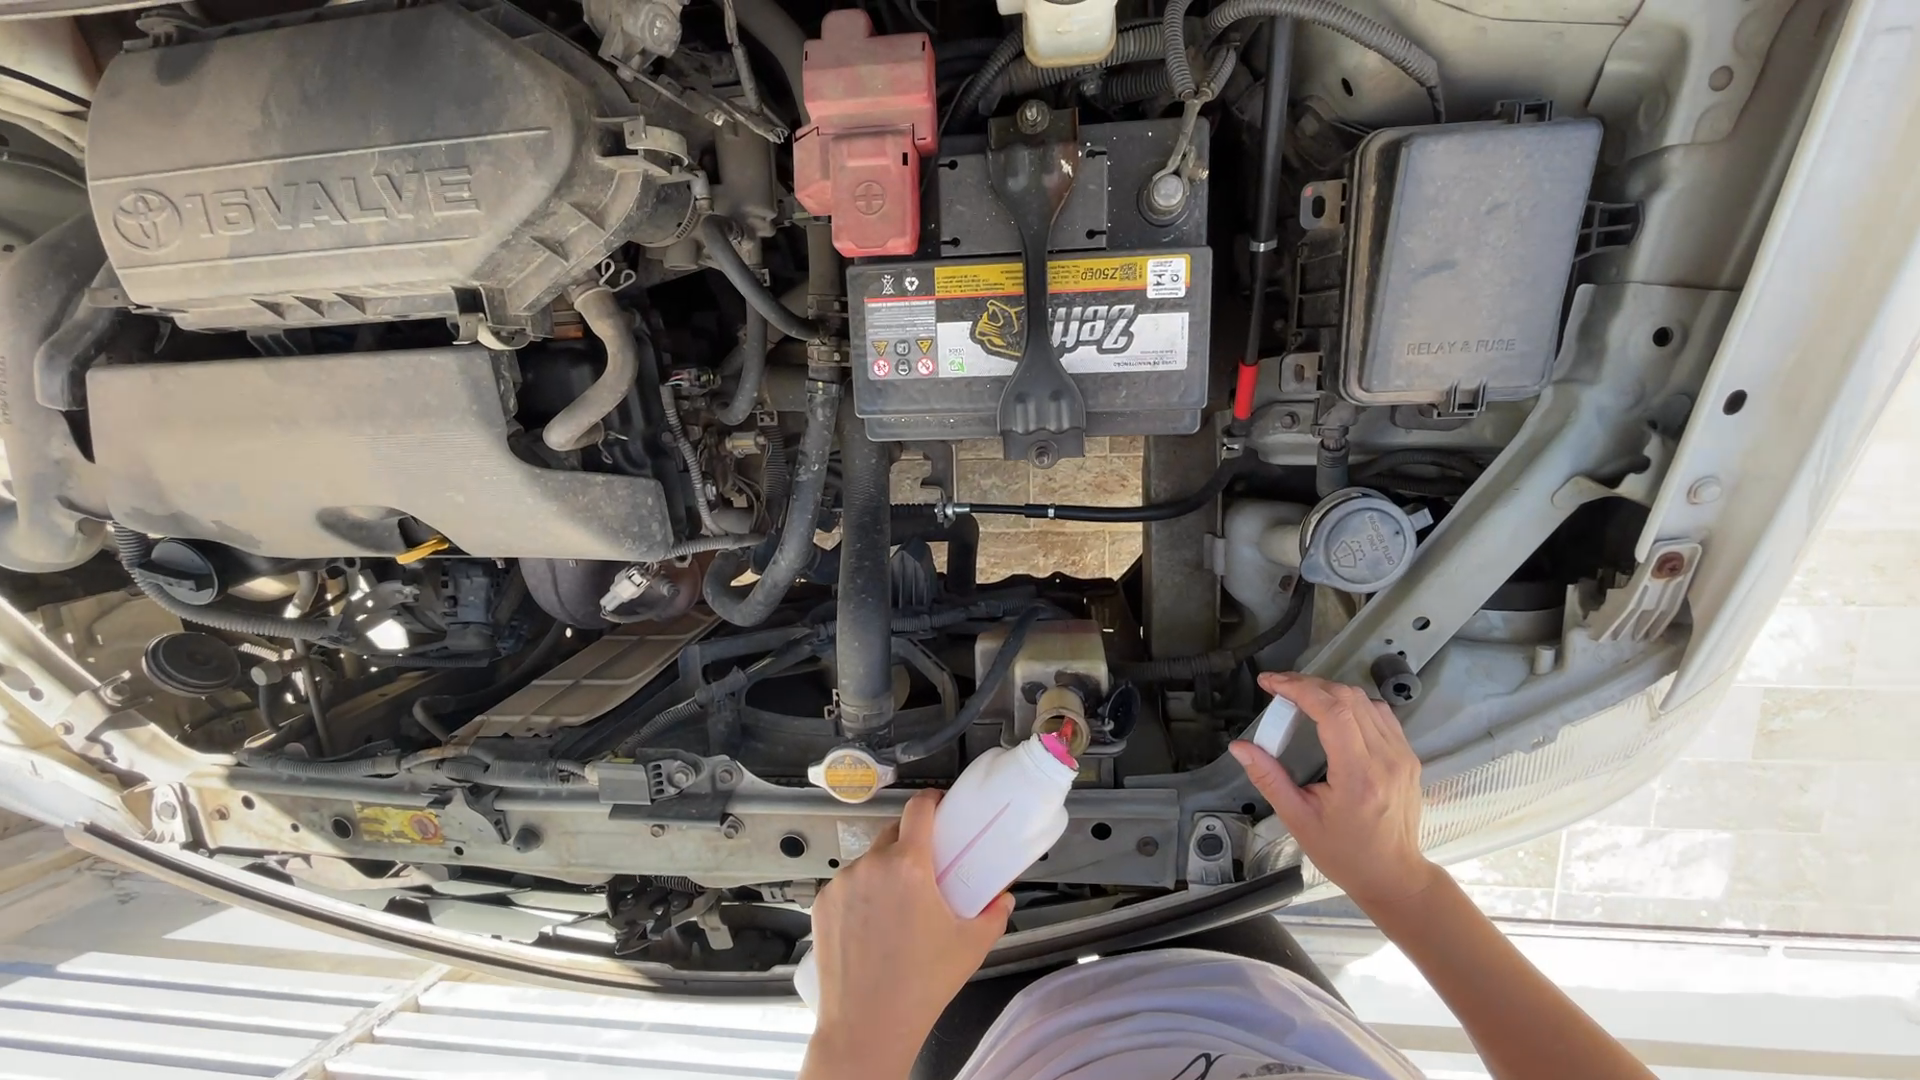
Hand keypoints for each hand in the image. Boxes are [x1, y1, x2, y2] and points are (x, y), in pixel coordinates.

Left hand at [801, 789, 1013, 1077]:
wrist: (867, 1027)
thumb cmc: (919, 987)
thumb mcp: (969, 946)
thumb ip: (992, 914)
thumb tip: (1003, 899)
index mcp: (909, 866)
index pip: (918, 808)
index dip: (931, 801)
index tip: (938, 805)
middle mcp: (872, 866)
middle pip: (894, 832)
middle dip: (910, 844)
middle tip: (925, 871)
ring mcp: (842, 883)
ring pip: (869, 860)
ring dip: (883, 872)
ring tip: (896, 908)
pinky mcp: (823, 903)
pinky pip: (846, 884)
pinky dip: (860, 894)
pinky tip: (871, 925)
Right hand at [1229, 671, 1437, 907]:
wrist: (1394, 877)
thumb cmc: (1343, 853)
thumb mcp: (1298, 819)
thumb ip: (1268, 778)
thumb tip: (1239, 746)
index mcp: (1359, 775)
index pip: (1333, 712)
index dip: (1298, 689)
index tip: (1270, 683)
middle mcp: (1386, 759)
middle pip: (1349, 698)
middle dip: (1309, 684)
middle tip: (1278, 688)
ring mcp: (1403, 756)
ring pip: (1366, 701)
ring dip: (1330, 691)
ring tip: (1300, 697)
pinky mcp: (1408, 756)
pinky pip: (1380, 714)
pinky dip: (1351, 703)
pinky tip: (1331, 712)